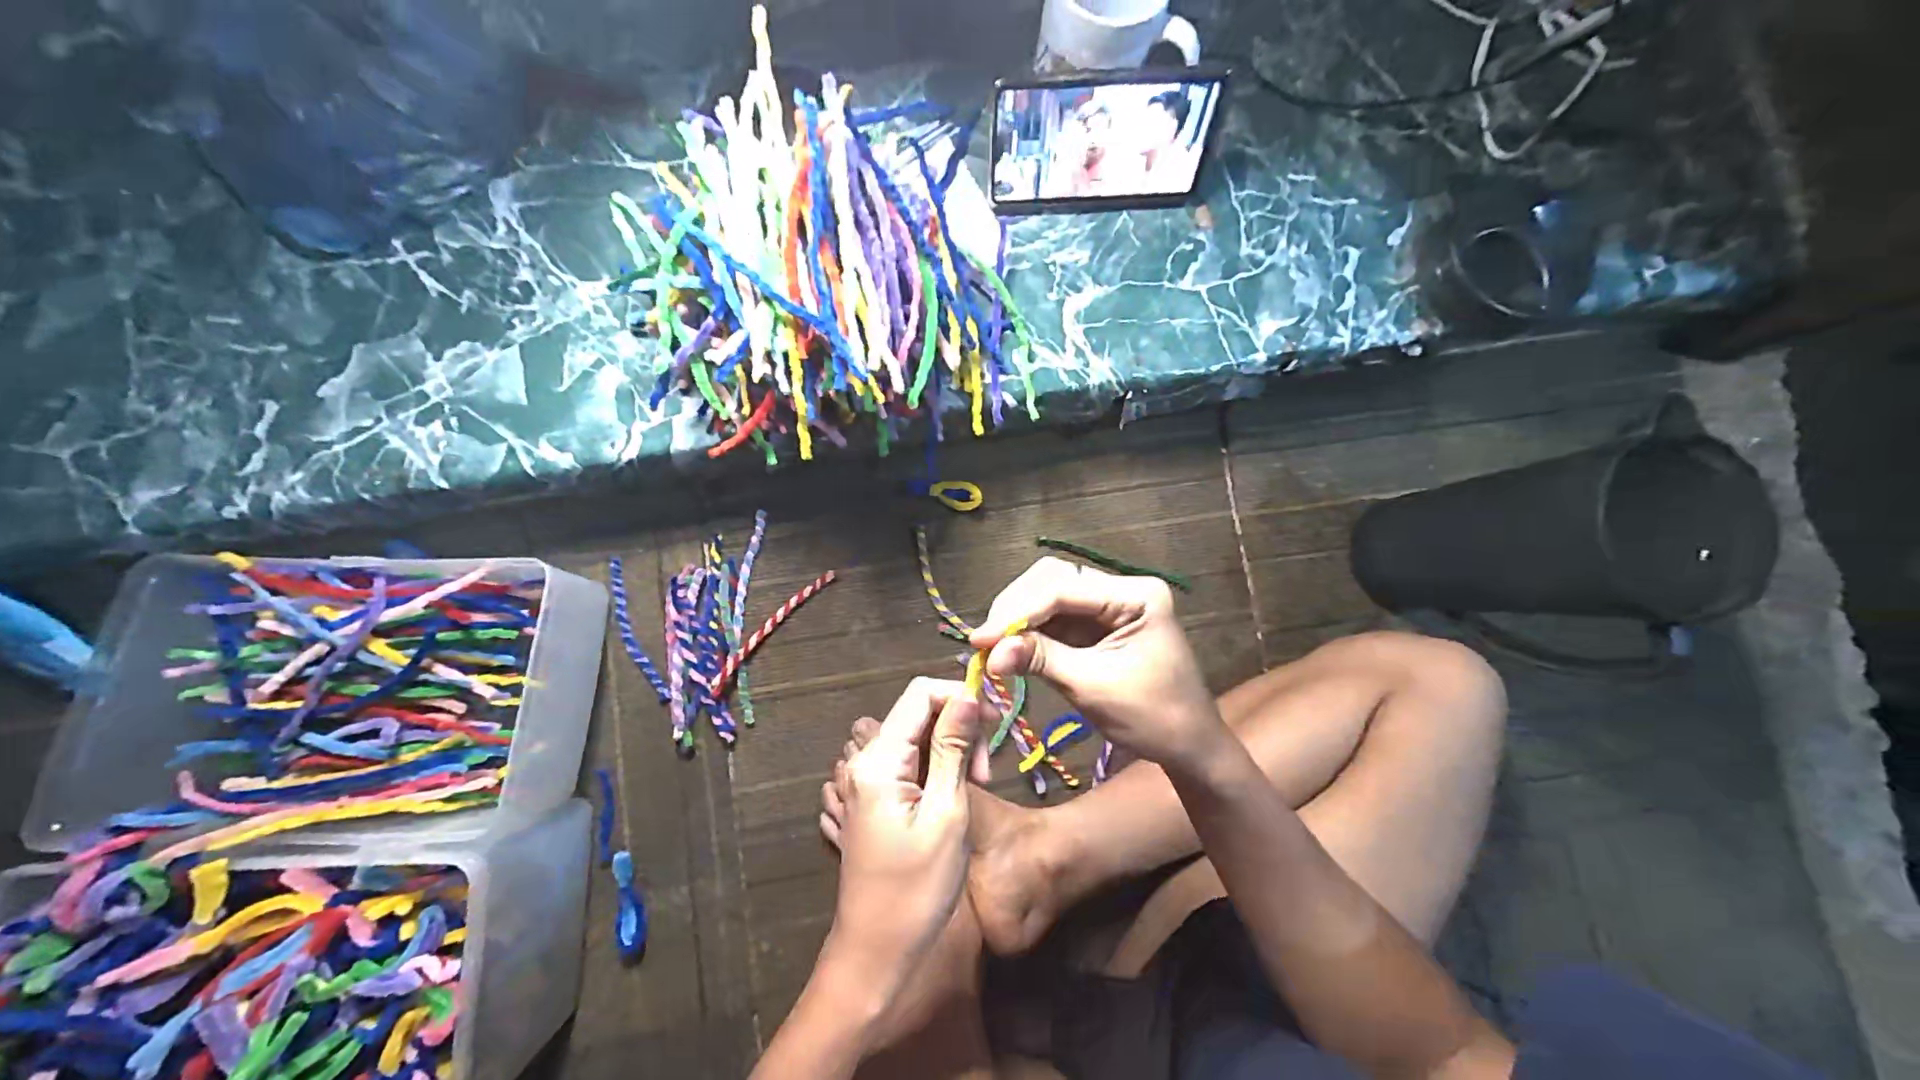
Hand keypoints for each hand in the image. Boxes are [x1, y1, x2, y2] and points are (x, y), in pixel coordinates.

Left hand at [820, 678, 986, 1008]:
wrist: (876, 950)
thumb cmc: (917, 889)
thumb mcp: (947, 814)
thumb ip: (953, 748)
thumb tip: (967, 695)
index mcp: (877, 760)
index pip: (919, 693)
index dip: (959, 696)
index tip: (992, 728)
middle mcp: (863, 761)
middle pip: (917, 712)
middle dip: (957, 727)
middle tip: (985, 773)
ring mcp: (864, 780)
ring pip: (915, 736)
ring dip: (949, 748)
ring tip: (972, 787)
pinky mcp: (871, 797)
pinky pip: (905, 760)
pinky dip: (934, 766)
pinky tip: (952, 794)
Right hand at [971, 557, 1225, 771]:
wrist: (1189, 745)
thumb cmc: (1152, 718)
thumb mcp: (1093, 687)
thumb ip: (1040, 660)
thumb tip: (988, 652)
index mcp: (1135, 595)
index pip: (1062, 588)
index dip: (1017, 612)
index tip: (980, 639)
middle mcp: (1122, 589)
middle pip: (1053, 580)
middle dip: (1015, 608)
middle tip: (983, 641)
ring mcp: (1109, 605)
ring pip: (1048, 595)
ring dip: (1017, 618)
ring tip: (990, 645)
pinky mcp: (1096, 624)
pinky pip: (1054, 617)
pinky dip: (1029, 631)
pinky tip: (1008, 646)